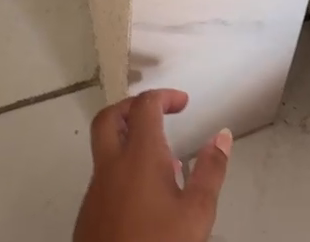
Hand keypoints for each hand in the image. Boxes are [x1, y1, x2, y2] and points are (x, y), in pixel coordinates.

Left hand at [74, 90, 230, 241]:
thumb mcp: (197, 211)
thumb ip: (211, 169)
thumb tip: (222, 136)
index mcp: (139, 157)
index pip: (144, 105)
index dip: (164, 96)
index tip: (183, 104)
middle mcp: (111, 167)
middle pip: (109, 117)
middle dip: (132, 106)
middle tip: (157, 114)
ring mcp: (95, 192)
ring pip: (104, 150)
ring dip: (128, 142)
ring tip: (162, 163)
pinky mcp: (87, 215)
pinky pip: (103, 178)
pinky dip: (122, 171)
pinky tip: (146, 197)